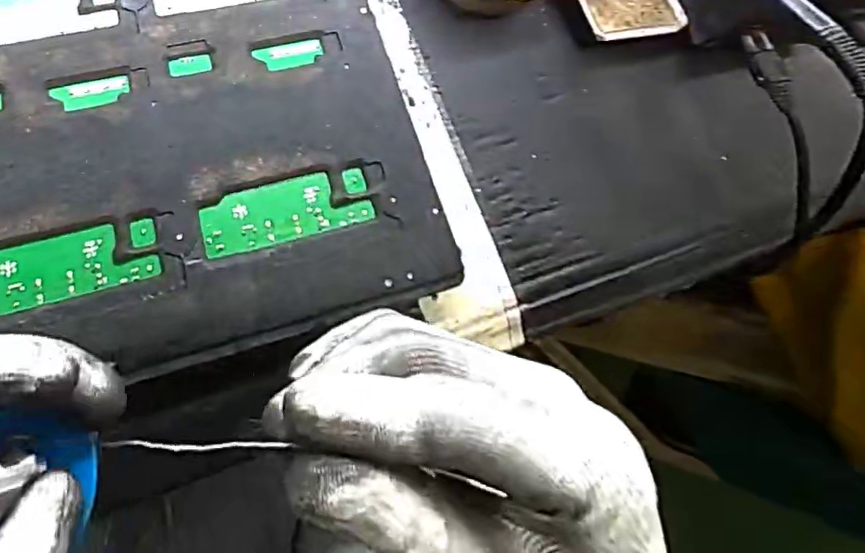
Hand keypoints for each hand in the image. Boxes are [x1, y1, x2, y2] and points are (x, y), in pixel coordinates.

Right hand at [264, 310, 663, 552]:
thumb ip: (401, 526)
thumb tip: (311, 476)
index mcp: (584, 463)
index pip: (457, 417)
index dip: (369, 411)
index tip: (297, 418)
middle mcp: (555, 401)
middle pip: (426, 359)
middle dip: (341, 385)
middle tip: (280, 421)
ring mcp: (519, 377)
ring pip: (407, 338)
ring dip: (340, 368)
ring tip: (295, 412)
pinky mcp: (483, 372)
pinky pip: (406, 342)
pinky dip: (354, 362)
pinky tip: (326, 388)